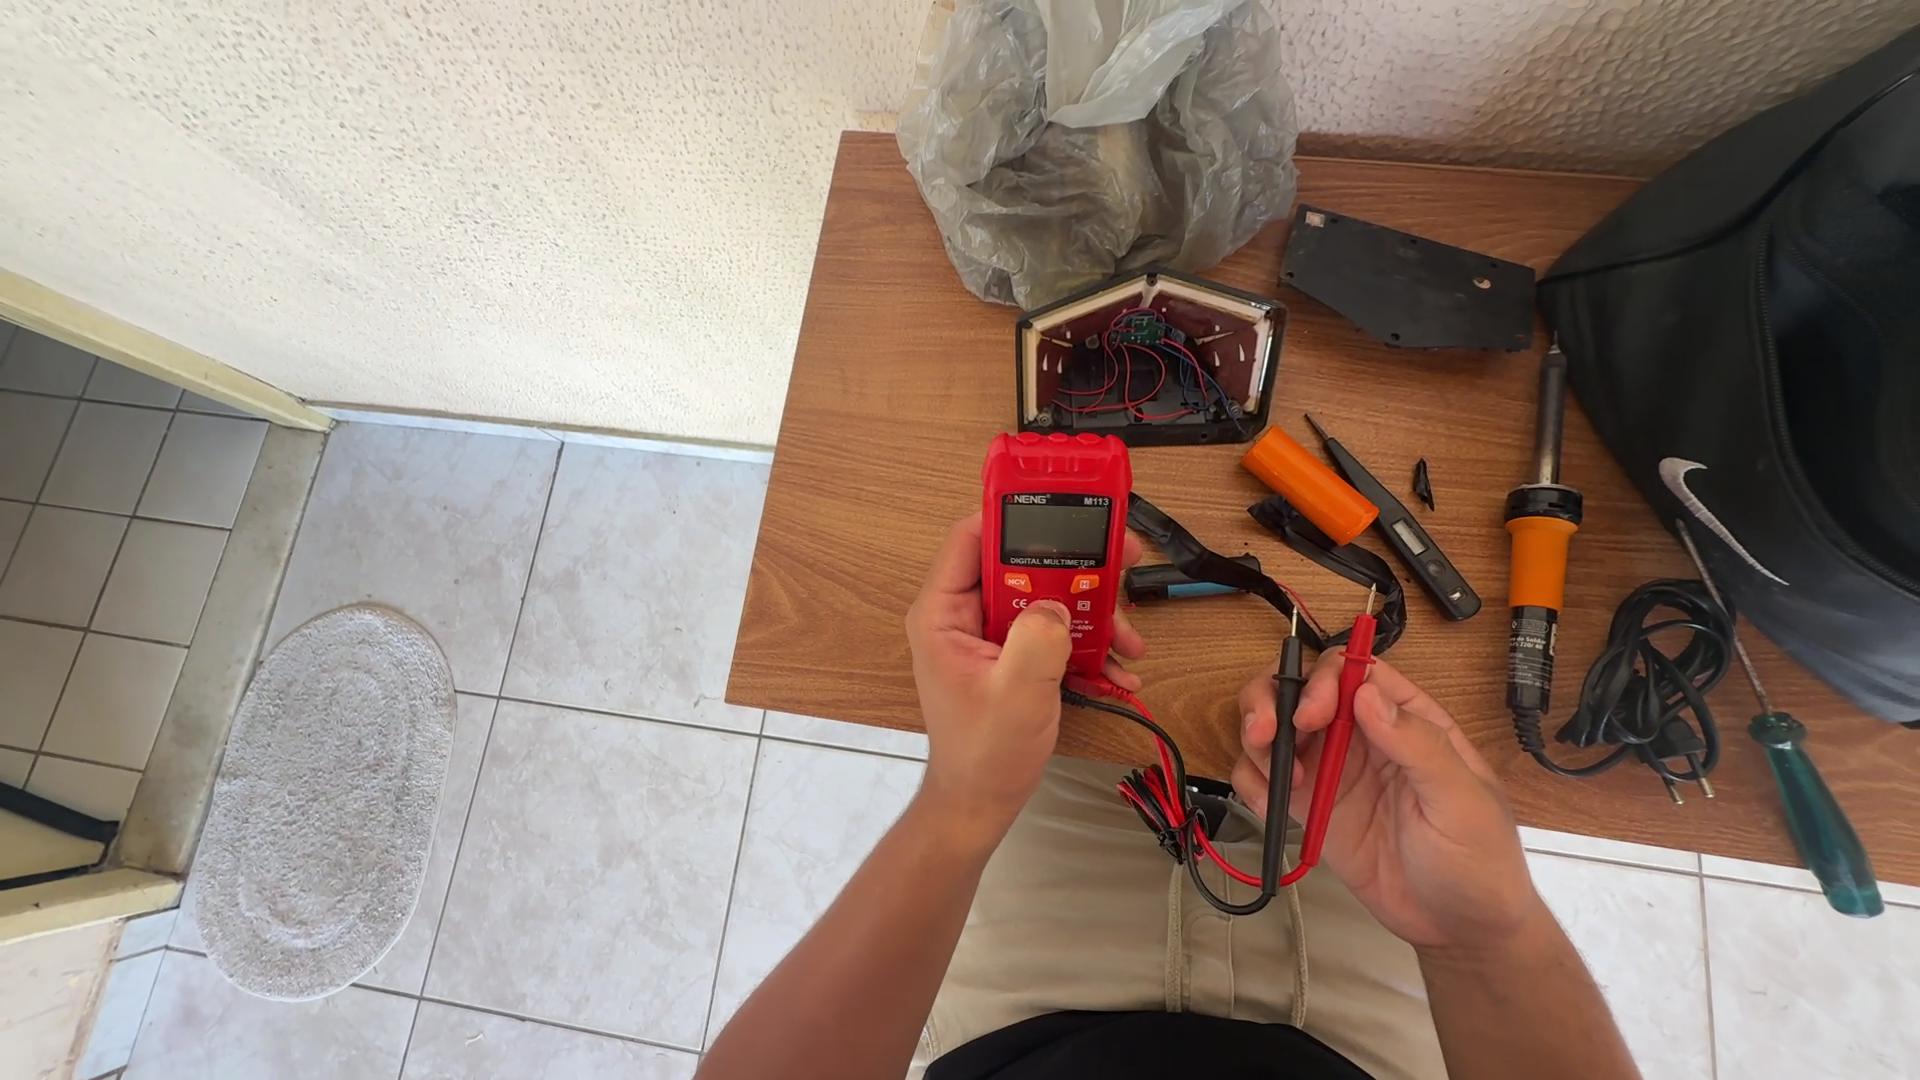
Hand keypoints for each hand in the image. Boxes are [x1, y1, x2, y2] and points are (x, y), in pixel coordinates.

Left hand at [906, 514, 1143, 836]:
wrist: (984, 800)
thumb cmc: (984, 754)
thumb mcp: (1014, 695)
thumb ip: (1036, 641)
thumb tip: (1059, 604)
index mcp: (943, 613)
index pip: (971, 538)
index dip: (1013, 517)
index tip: (1063, 511)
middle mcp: (965, 613)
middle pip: (1020, 563)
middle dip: (1074, 567)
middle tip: (1122, 562)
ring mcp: (992, 633)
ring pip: (1045, 594)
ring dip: (1091, 611)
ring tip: (1127, 638)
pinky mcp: (1015, 651)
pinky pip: (1054, 627)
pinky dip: (1088, 642)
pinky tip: (1119, 667)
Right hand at [1230, 653, 1545, 953]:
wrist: (1458, 932)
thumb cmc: (1480, 864)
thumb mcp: (1464, 803)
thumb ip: (1419, 746)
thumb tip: (1367, 696)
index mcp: (1403, 720)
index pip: (1350, 673)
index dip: (1320, 683)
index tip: (1310, 716)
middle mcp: (1358, 735)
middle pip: (1297, 688)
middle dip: (1268, 700)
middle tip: (1264, 732)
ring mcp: (1328, 767)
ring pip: (1271, 724)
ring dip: (1256, 739)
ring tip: (1274, 775)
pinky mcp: (1307, 803)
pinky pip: (1262, 776)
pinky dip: (1252, 782)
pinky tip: (1270, 803)